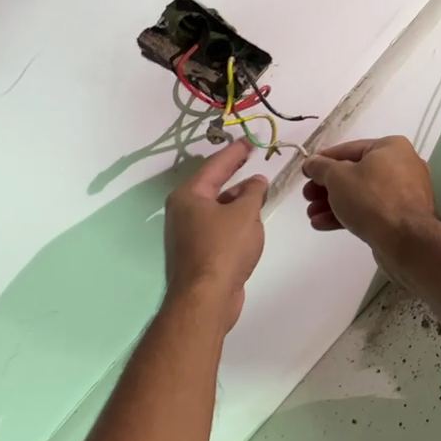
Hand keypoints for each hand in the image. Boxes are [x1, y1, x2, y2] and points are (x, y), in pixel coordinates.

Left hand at [164, 141, 267, 330]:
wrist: (206, 299)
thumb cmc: (224, 248)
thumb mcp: (245, 213)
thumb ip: (253, 193)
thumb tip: (256, 181)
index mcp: (188, 196)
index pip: (214, 165)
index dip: (235, 152)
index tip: (250, 141)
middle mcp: (182, 212)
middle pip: (211, 186)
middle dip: (233, 173)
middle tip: (250, 159)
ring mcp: (187, 234)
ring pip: (215, 208)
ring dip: (236, 199)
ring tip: (258, 190)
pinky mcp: (197, 254)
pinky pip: (217, 227)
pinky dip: (233, 219)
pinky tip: (249, 222)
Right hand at [300, 136, 435, 262]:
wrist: (405, 240)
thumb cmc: (371, 199)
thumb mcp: (338, 177)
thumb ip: (321, 167)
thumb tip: (312, 163)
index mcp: (391, 147)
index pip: (349, 149)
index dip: (323, 160)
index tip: (305, 172)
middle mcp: (402, 165)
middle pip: (355, 173)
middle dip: (327, 187)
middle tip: (307, 197)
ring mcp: (404, 192)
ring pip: (362, 194)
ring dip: (334, 203)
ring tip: (311, 215)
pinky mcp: (402, 216)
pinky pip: (371, 210)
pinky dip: (349, 214)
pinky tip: (323, 224)